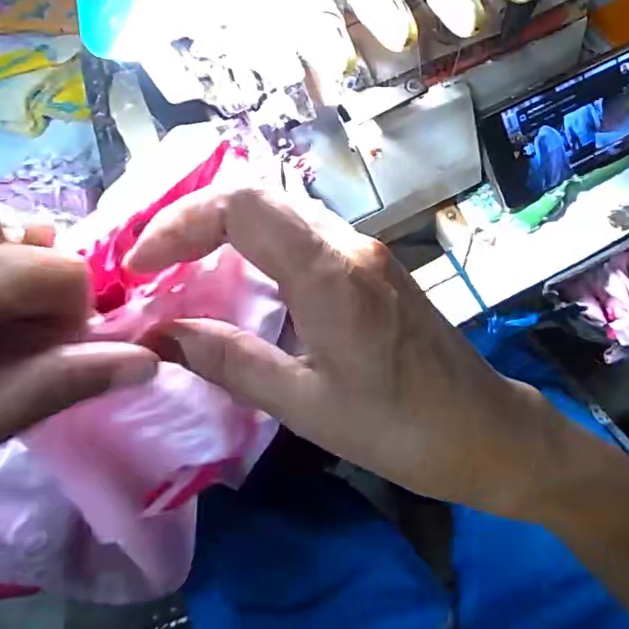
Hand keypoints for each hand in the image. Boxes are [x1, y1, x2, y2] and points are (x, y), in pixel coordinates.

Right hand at [126, 187, 583, 514]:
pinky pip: (304, 236)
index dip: (180, 223)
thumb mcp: (307, 407)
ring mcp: (366, 250)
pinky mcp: (374, 266)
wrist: (488, 429)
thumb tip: (160, 335)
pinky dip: (258, 246)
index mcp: (331, 273)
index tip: (139, 268)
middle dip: (195, 220)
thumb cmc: (401, 430)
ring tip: (179, 269)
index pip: (242, 206)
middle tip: (150, 265)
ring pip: (283, 213)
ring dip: (226, 230)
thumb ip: (232, 362)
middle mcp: (349, 244)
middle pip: (260, 198)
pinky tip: (238, 281)